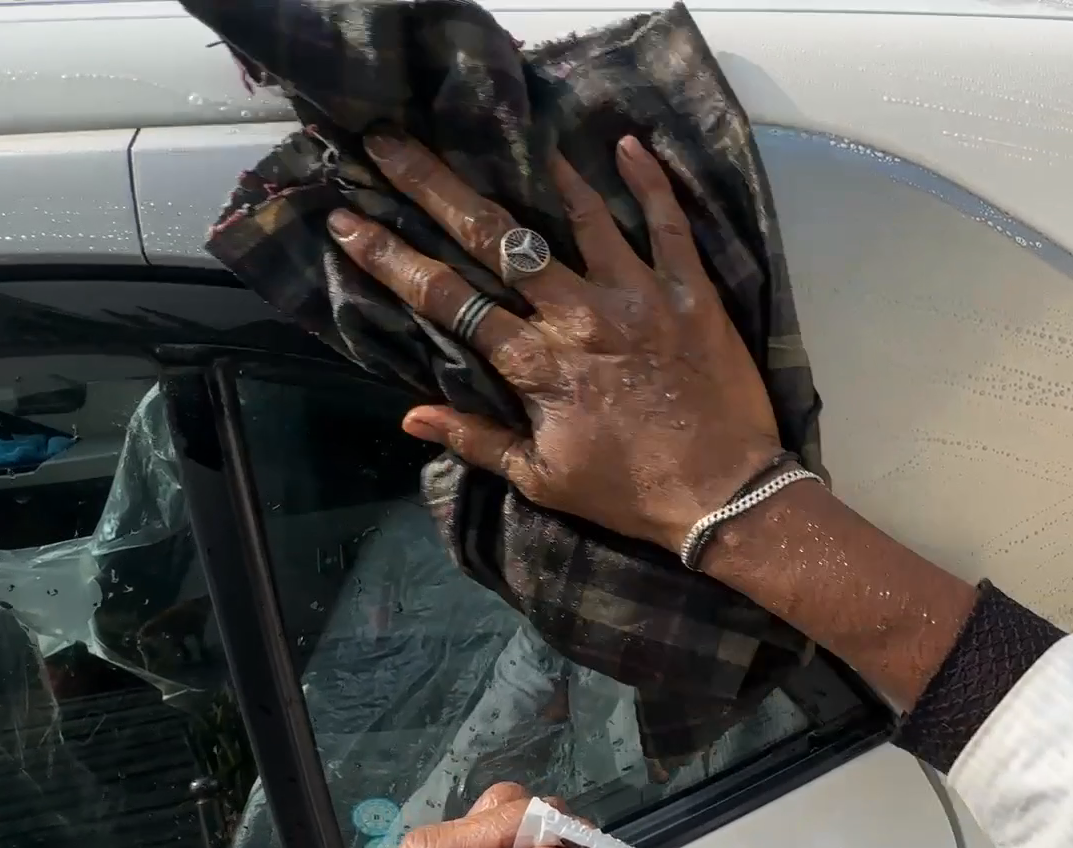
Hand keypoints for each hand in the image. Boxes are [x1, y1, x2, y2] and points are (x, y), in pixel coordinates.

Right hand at [328, 133, 782, 552]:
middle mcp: (581, 316)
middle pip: (498, 239)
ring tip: (502, 127)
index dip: (392, 259)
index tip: (348, 218)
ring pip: (581, 215)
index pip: (450, 299)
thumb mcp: (545, 480)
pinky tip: (628, 145)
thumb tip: (409, 414)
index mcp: (539, 364)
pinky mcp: (693, 295)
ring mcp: (640, 298)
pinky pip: (670, 225)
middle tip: (390, 141)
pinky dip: (650, 183)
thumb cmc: (633, 493)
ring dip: (537, 167)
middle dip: (436, 186)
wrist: (725, 495)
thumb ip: (478, 441)